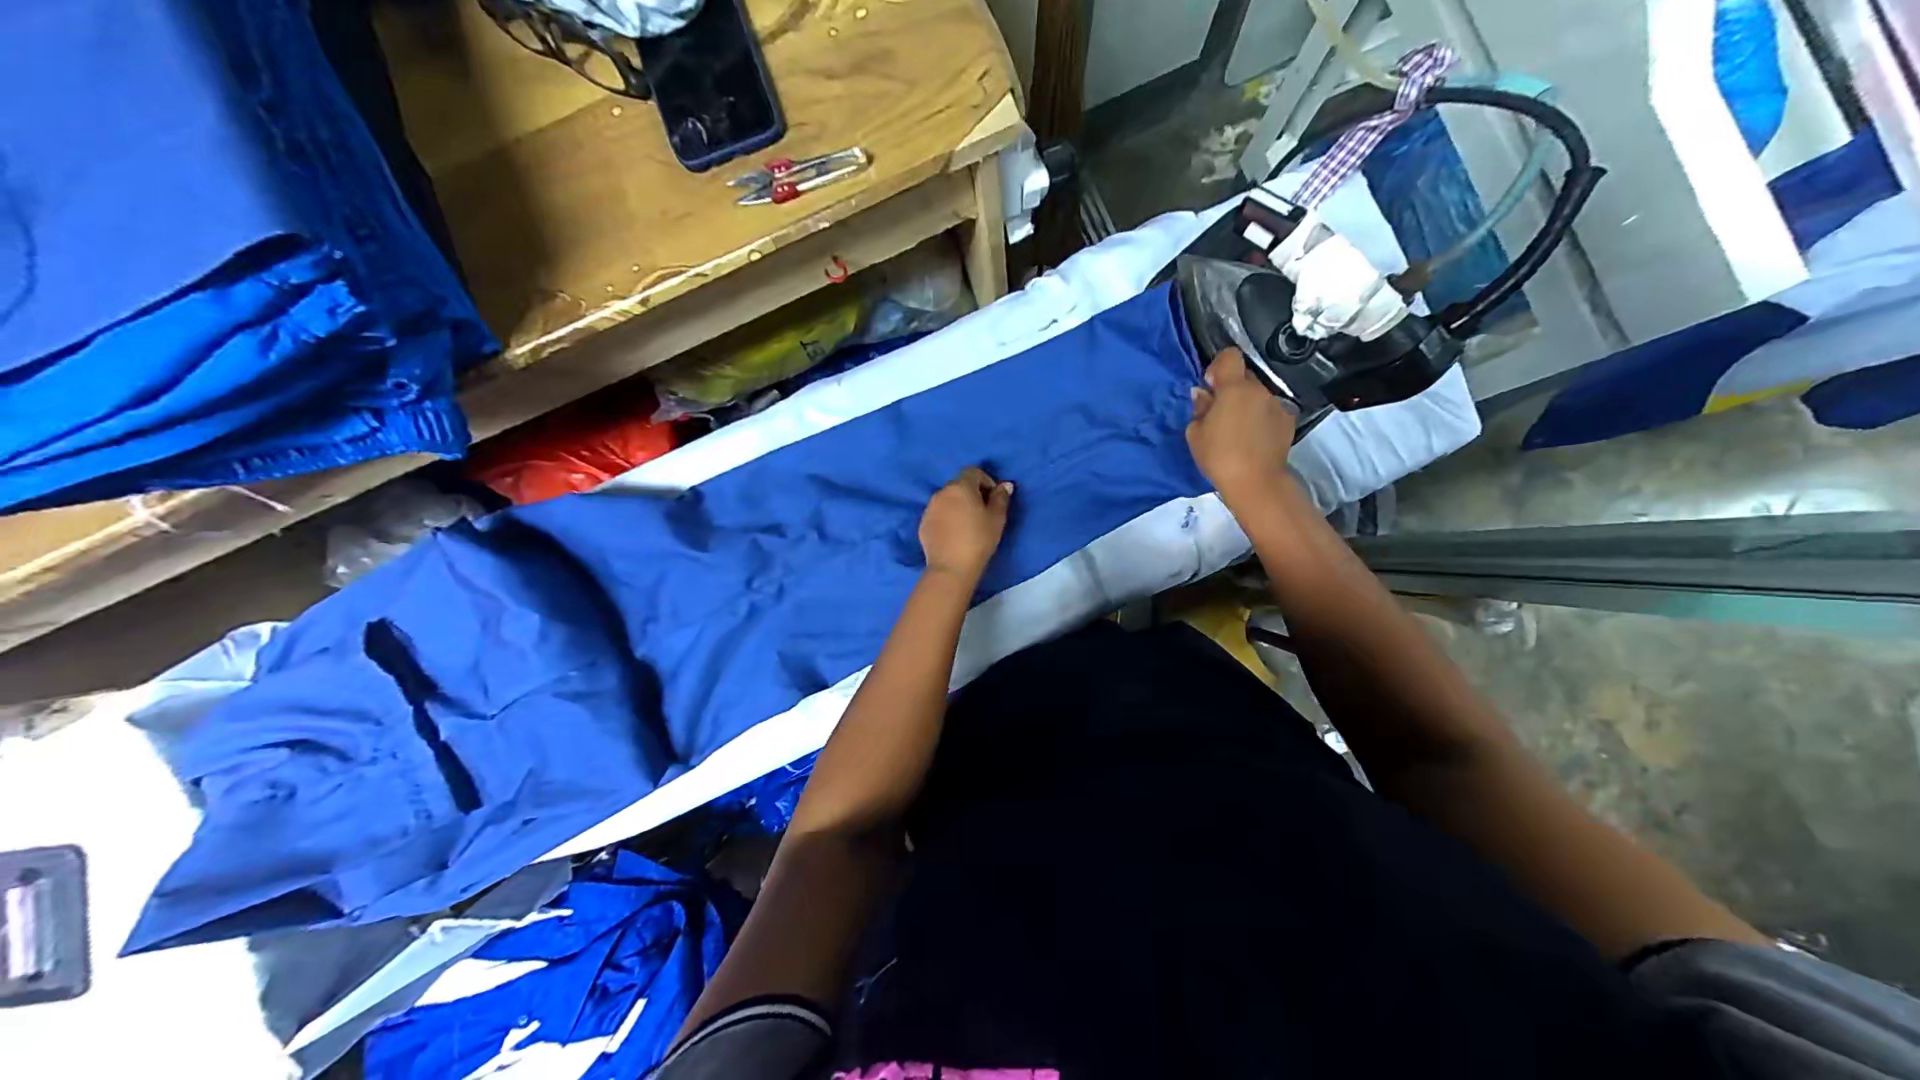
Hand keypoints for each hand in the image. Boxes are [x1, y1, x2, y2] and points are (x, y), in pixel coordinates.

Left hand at [919, 466, 1012, 581]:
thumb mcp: (997, 518)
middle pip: (959, 485)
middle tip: (983, 512)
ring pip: (947, 500)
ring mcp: (929, 508)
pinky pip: (938, 514)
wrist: (951, 568)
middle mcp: (941, 493)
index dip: (986, 481)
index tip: (994, 499)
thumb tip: (1004, 485)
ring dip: (958, 505)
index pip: (973, 471)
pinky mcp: (923, 524)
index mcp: (960, 487)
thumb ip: (1001, 498)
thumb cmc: (979, 540)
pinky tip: (954, 534)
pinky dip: (947, 518)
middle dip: (972, 493)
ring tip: (967, 524)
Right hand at [1186, 347, 1297, 510]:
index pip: (1230, 356)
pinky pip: (1270, 410)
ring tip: (1238, 430)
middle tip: (1220, 413)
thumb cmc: (1219, 456)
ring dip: (1247, 404)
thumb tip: (1203, 394)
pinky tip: (1254, 438)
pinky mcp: (1288, 420)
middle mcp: (1259, 390)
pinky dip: (1261, 418)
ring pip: (1257, 395)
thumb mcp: (1195, 433)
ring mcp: (1277, 404)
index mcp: (1234, 388)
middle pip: (1244, 377)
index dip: (1218, 366)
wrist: (1255, 482)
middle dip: (1231, 389)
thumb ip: (1199, 408)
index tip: (1211, 386)